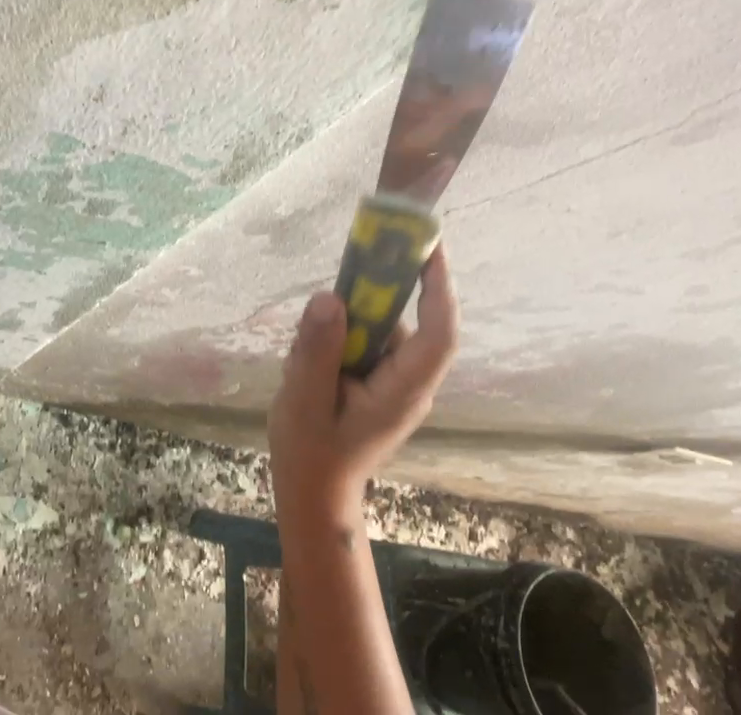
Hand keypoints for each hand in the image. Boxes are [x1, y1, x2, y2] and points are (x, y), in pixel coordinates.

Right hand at [268, 249, 457, 522]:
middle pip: (404, 326)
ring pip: (377, 335)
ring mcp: (395, 386)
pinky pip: (363, 347)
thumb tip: (328, 297)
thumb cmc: (312, 452)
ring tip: (301, 361)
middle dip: (369, 302)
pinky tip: (305, 367)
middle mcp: (410, 384)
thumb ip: (317, 349)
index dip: (438, 287)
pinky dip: (335, 345)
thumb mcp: (305, 399)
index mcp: (403, 390)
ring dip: (340, 331)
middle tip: (329, 295)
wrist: (313, 492)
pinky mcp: (377, 386)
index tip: (427, 247)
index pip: (438, 333)